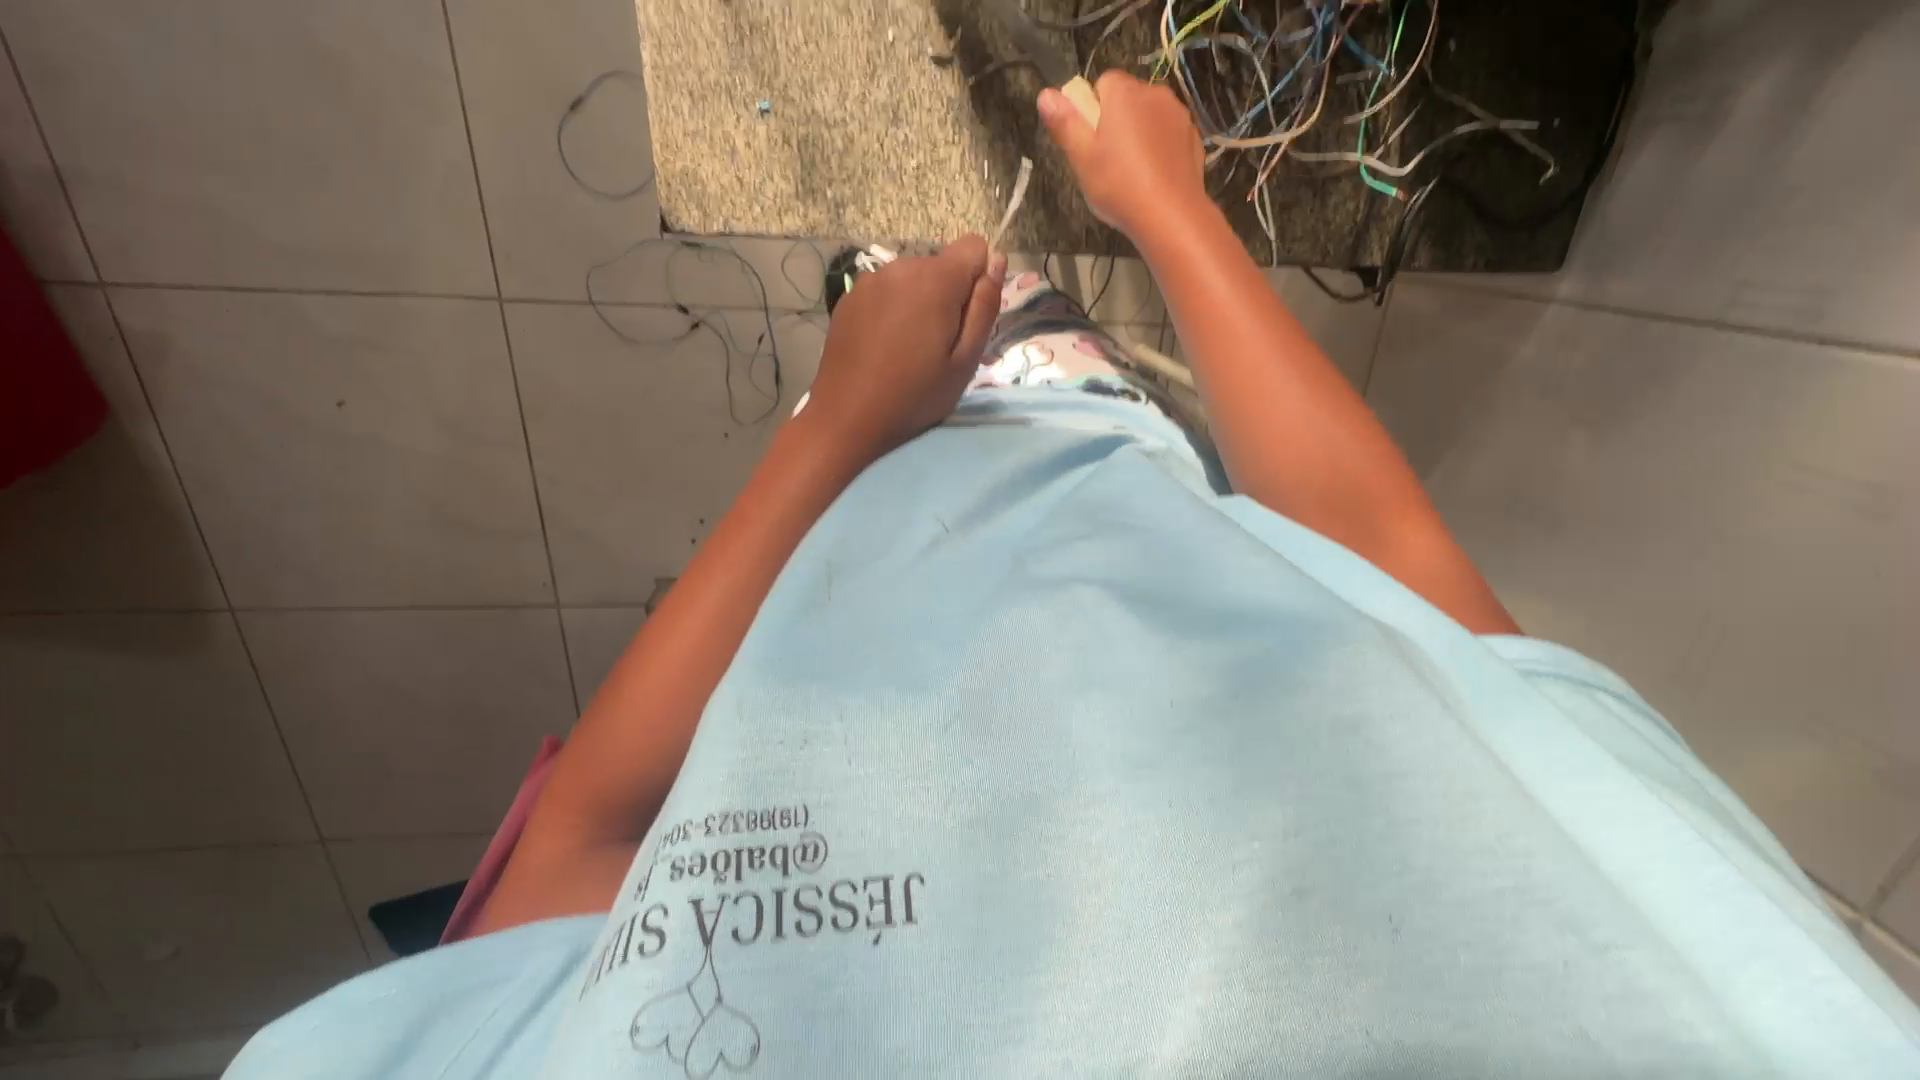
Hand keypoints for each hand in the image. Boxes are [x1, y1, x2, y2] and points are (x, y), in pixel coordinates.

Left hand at [803, 236, 1004, 461]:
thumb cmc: (914, 397)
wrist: (845, 418)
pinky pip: (886, 292)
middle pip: (942, 265)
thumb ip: (985, 307)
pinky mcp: (849, 297)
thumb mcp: (965, 361)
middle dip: (948, 296)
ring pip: (913, 278)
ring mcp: (869, 280)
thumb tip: (998, 260)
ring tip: (908, 349)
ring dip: (919, 303)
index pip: (974, 246)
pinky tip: (882, 347)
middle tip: (938, 346)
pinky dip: (893, 311)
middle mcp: (901, 267)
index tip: (967, 319)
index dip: (979, 280)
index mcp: (935, 280)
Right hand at [1039, 72, 1205, 242]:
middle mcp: (1154, 93)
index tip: (1090, 140)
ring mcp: (1178, 114)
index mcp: (1124, 94)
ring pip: (1149, 115)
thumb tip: (1045, 94)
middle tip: (1107, 160)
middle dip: (1116, 120)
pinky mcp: (1193, 136)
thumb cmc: (1119, 185)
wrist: (1170, 214)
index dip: (1092, 110)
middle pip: (1128, 98)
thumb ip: (1064, 123)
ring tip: (1131, 172)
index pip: (1102, 83)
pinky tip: (1153, 176)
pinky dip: (1159, 147)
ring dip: (1139, 133)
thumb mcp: (1081, 158)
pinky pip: (1168, 134)